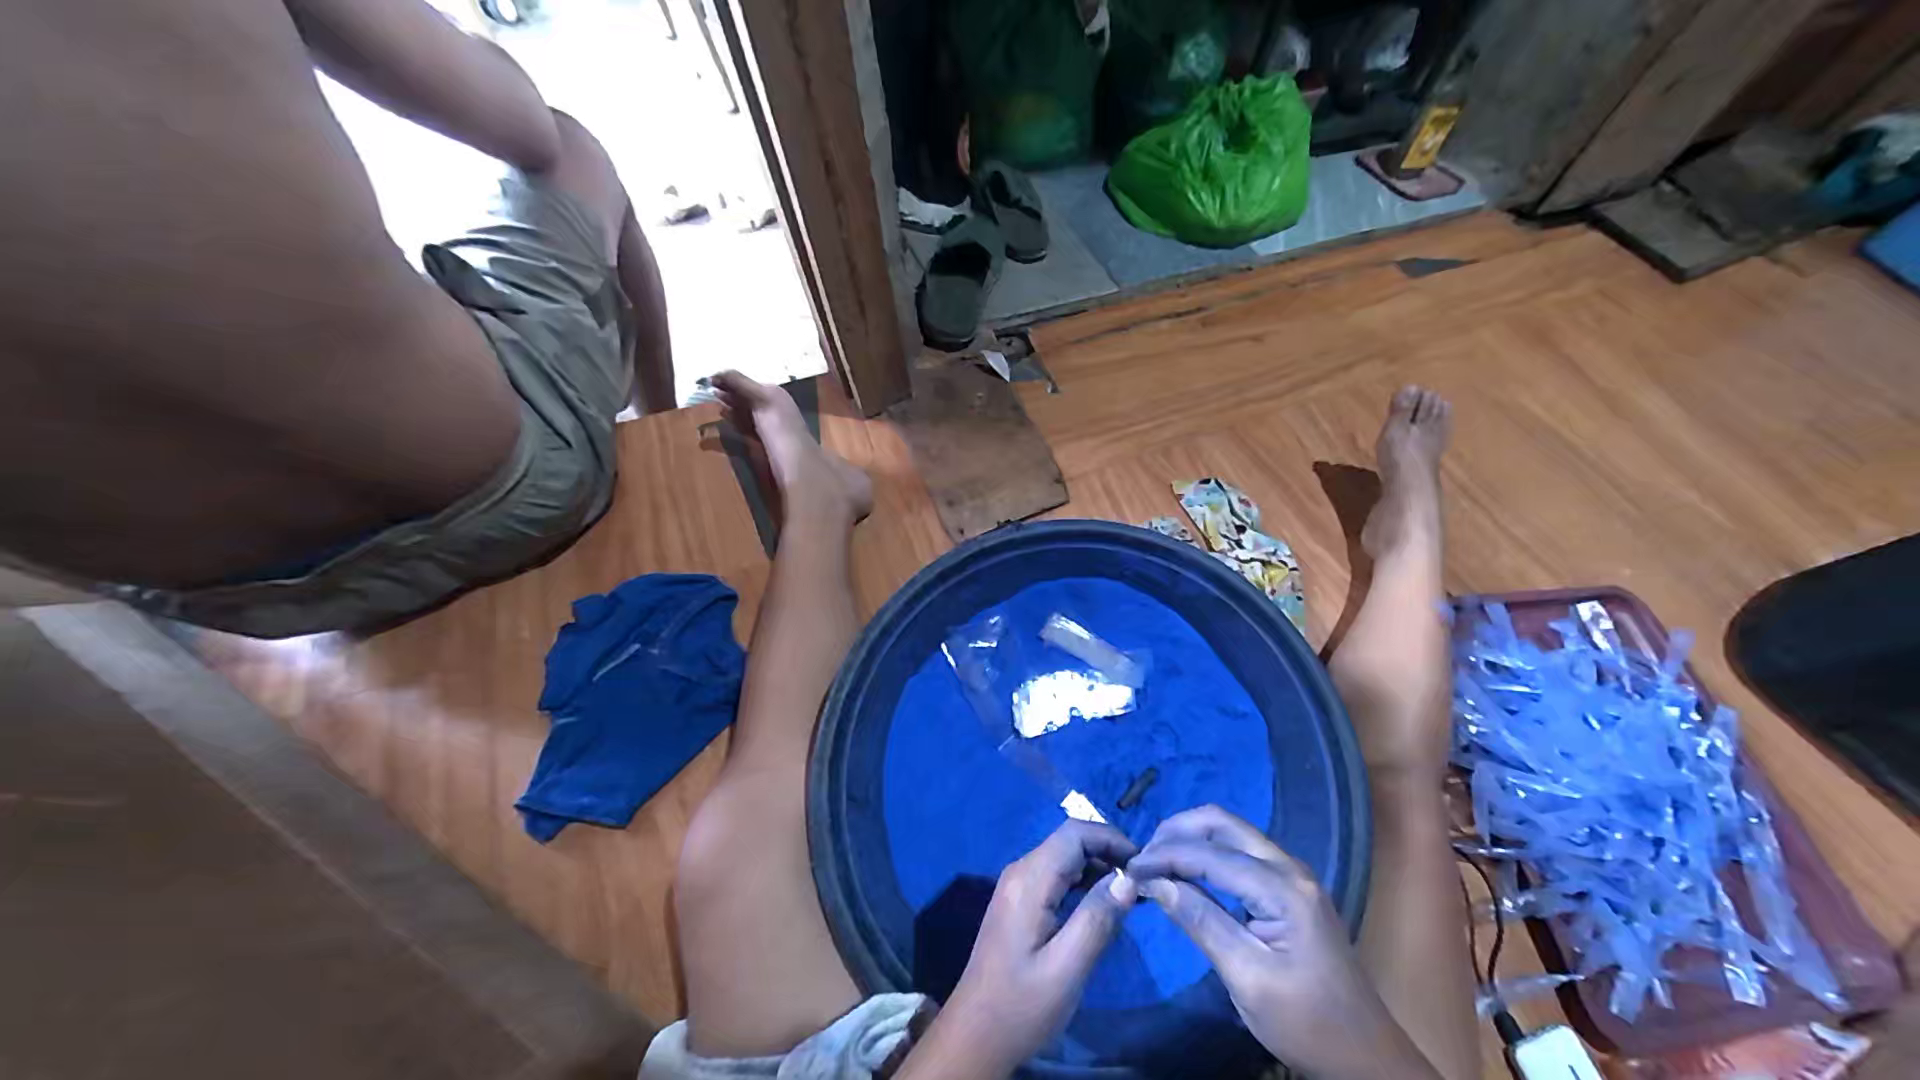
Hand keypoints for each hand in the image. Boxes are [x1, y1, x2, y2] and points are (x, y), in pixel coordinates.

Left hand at [903, 821, 1138, 1079]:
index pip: (1075, 833)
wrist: (977, 1032)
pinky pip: (1055, 875)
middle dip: (1108, 851)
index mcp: (1029, 880)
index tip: (1143, 865)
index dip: (1112, 839)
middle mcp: (1020, 871)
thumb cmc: (1022, 1004)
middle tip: (1141, 882)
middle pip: (1069, 841)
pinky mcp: (1019, 900)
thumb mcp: (1067, 967)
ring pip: (1064, 857)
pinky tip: (1102, 905)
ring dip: (1098, 866)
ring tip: (1129, 894)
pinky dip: (1083, 881)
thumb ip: (1098, 918)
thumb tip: (1128, 878)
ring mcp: (1017, 885)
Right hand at [1125, 806, 1441, 1079]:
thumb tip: (1154, 882)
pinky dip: (1207, 853)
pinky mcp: (1289, 889)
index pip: (1211, 854)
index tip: (1128, 869)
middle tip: (1143, 857)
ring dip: (1191, 839)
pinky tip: (1187, 872)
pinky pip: (1240, 852)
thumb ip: (1200, 921)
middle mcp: (1290, 868)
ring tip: (1157, 862)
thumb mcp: (1247, 978)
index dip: (1165, 856)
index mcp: (1283, 889)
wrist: (1366, 1058)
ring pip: (1231, 832)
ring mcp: (1293, 876)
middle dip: (1176, 832)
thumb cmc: (1307, 1023)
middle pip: (1222, 823)